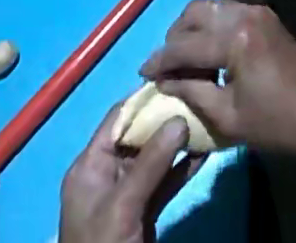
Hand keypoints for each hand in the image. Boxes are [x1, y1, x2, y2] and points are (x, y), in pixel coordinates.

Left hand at [60, 106, 201, 242]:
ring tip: (206, 121)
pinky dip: (182, 169)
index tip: (175, 80)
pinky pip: (163, 184)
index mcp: (89, 166)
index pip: (117, 119)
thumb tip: (180, 117)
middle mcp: (107, 174)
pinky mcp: (144, 215)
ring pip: (155, 159)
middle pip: (138, 136)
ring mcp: (126, 195)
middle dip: (166, 118)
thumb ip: (150, 162)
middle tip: (197, 98)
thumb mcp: (123, 205)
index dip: (144, 99)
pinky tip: (204, 154)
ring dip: (178, 142)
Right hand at [139, 0, 295, 159]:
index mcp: (235, 40)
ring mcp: (255, 10)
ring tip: (185, 60)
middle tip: (166, 65)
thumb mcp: (229, 118)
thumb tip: (163, 83)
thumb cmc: (280, 124)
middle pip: (193, 13)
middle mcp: (243, 14)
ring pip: (208, 7)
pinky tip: (208, 53)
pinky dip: (209, 26)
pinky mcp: (264, 14)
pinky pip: (225, 11)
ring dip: (191, 29)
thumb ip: (192, 94)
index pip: (185, 46)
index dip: (160, 61)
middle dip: (174, 37)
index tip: (142, 74)